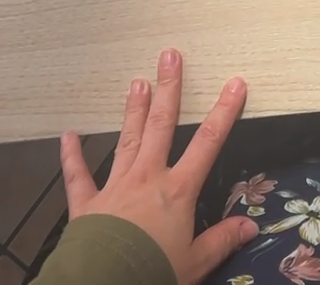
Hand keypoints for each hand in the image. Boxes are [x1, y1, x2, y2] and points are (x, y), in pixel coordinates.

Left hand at [60, 49, 257, 284]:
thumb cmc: (151, 274)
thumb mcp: (194, 264)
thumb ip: (221, 241)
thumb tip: (251, 225)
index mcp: (177, 191)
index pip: (208, 143)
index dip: (224, 111)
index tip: (235, 82)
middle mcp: (147, 178)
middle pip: (162, 125)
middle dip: (169, 89)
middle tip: (169, 55)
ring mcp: (115, 187)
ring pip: (128, 140)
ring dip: (134, 110)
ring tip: (137, 82)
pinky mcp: (86, 206)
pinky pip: (78, 177)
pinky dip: (72, 156)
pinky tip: (67, 135)